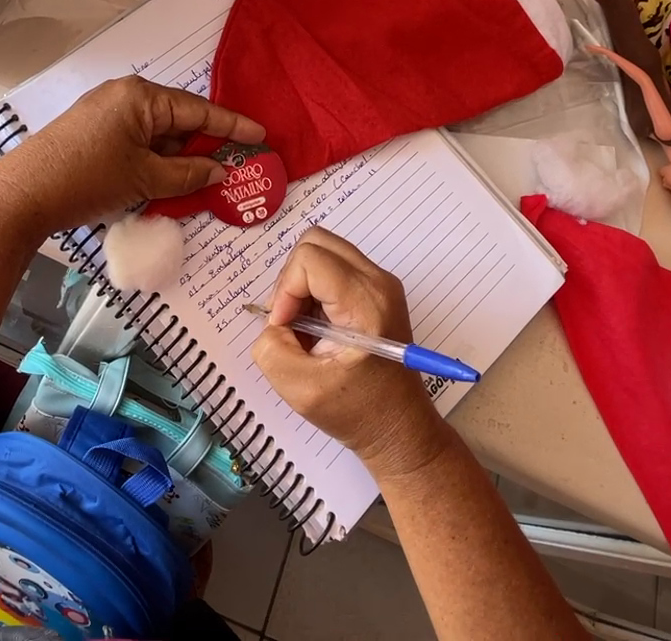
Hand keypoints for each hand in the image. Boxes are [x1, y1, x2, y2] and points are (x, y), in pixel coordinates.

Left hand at [0, 76, 264, 236]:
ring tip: (206, 179)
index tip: (261, 135)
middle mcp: (124, 96)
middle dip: (204, 143)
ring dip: (179, 156)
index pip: (199, 109)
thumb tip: (219, 171)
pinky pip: (137, 140)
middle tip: (234, 165)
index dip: (233, 125)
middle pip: (178, 119)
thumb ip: (189, 174)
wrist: (21, 195)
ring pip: (157, 133)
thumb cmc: (87, 180)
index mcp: (141, 97)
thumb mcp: (145, 179)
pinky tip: (169, 180)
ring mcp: (106, 112)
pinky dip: (156, 159)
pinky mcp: (92, 132)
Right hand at [251, 228, 450, 481]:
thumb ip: (271, 348)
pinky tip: (316, 324)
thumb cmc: (355, 412)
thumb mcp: (298, 389)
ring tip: (302, 325)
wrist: (400, 429)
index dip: (285, 289)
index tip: (284, 327)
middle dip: (291, 278)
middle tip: (288, 320)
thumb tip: (275, 323)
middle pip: (316, 242)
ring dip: (301, 283)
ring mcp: (382, 282)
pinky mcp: (378, 289)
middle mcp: (379, 281)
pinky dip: (314, 287)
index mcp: (366, 304)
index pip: (309, 258)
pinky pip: (334, 265)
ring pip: (324, 250)